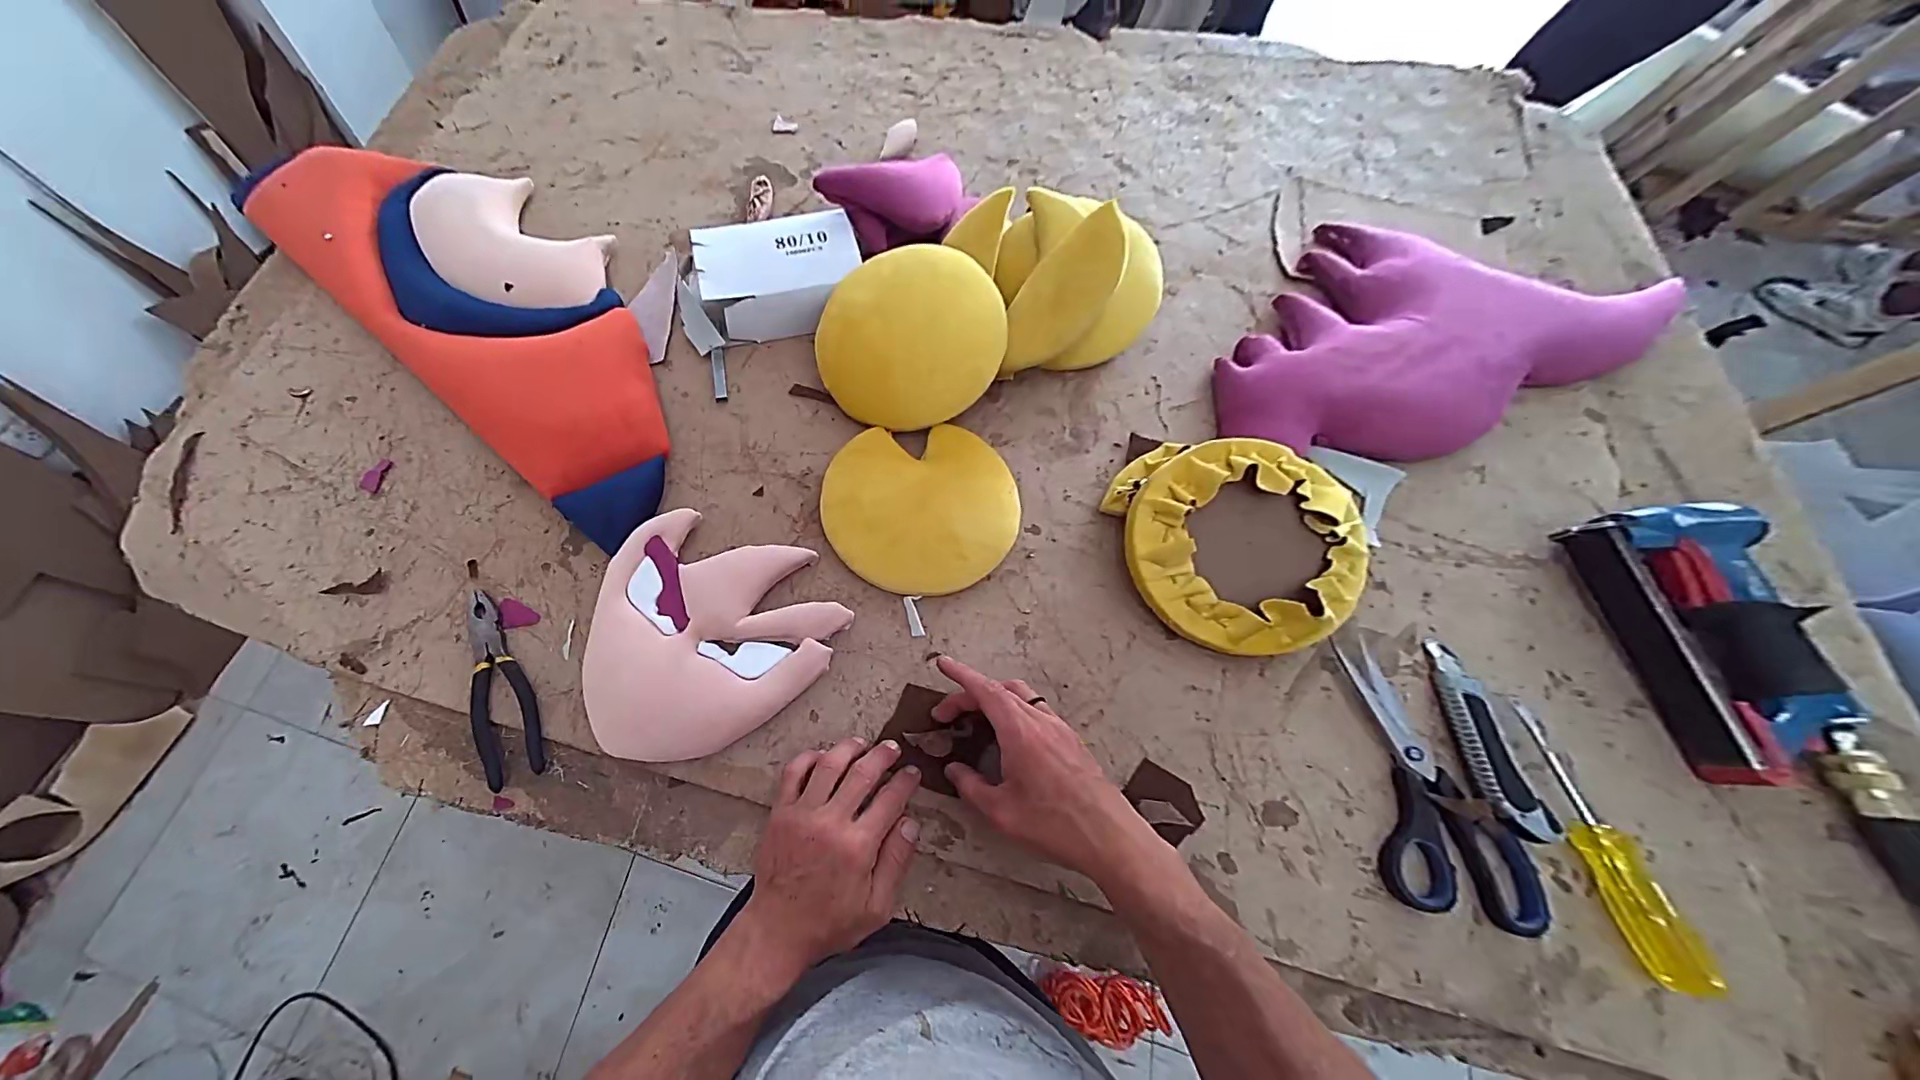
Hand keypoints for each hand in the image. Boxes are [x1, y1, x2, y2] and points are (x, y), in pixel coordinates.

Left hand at [735, 738, 921, 977]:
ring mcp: (802, 815)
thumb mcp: (876, 907)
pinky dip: (809, 758)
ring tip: (862, 744)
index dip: (906, 781)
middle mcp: (830, 823)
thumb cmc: (829, 924)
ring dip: (849, 748)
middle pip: (863, 773)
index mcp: (858, 846)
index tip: (912, 773)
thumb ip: (896, 862)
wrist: (776, 932)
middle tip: (893, 748)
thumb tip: (910, 823)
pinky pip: (793, 773)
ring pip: (829, 765)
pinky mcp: (780, 814)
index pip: (891, 798)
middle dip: (883, 755)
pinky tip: (823, 755)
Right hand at [933, 656, 1163, 889]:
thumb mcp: (1000, 811)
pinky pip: (1037, 710)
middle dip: (970, 694)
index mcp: (1020, 731)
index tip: (944, 665)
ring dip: (995, 698)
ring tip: (977, 718)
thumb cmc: (1058, 824)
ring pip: (1021, 696)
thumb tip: (957, 772)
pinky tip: (1009, 734)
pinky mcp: (1070, 739)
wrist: (1107, 834)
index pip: (984, 690)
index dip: (960, 675)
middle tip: (949, 713)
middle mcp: (1040, 722)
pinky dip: (1015, 710)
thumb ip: (971, 786)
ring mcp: (1058, 728)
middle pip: (1000, 690)